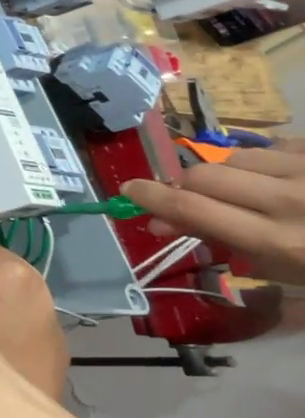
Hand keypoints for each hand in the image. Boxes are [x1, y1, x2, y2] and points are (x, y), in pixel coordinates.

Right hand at [123, 146, 304, 283]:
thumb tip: (158, 222)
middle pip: (202, 175)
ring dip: (230, 173)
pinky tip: (285, 179)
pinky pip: (273, 147)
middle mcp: (292, 202)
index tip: (130, 191)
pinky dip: (267, 162)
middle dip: (191, 186)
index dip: (151, 196)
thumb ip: (217, 241)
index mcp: (279, 241)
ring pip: (234, 157)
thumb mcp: (276, 269)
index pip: (190, 207)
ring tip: (251, 190)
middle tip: (200, 198)